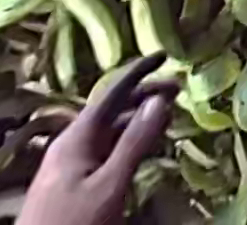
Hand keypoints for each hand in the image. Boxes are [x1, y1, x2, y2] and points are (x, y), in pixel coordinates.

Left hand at [16, 54, 178, 224]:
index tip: (165, 55)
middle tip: (177, 93)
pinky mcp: (71, 191)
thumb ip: (134, 142)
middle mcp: (71, 146)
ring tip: (168, 118)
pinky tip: (143, 151)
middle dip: (144, 96)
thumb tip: (159, 99)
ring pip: (109, 133)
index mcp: (76, 138)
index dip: (139, 71)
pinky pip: (105, 154)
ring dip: (138, 121)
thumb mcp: (108, 187)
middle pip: (112, 110)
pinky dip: (128, 144)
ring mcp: (69, 170)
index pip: (113, 92)